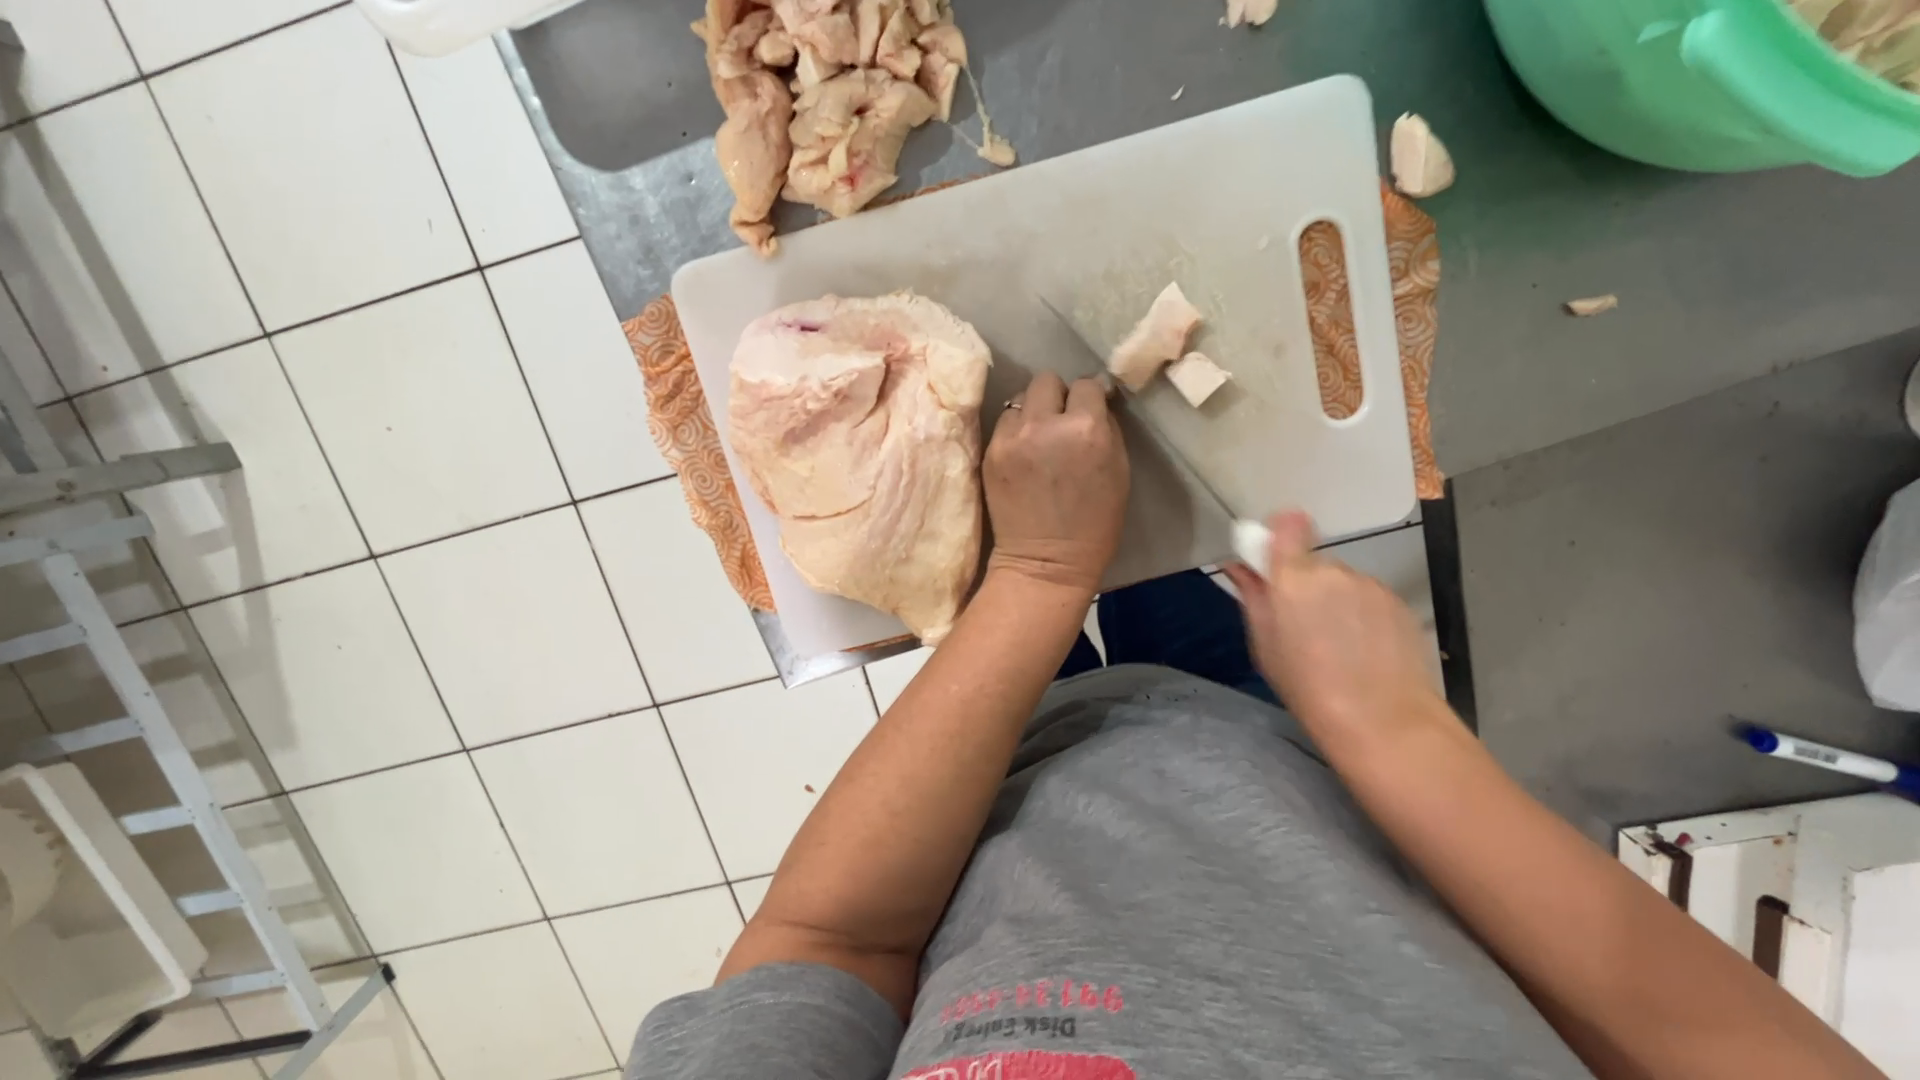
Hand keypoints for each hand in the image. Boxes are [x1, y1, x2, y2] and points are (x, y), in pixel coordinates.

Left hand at [983, 373, 1129, 592]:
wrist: (1047, 561)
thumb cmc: (1095, 523)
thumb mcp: (1119, 470)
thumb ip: (1106, 428)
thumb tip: (1097, 401)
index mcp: (1086, 428)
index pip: (1086, 385)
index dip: (1089, 399)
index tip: (1089, 413)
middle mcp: (1046, 424)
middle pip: (1047, 380)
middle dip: (1058, 397)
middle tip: (1061, 422)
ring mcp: (1012, 437)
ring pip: (1020, 398)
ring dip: (1032, 413)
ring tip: (1038, 440)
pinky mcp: (990, 452)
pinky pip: (1004, 423)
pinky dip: (1015, 433)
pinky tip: (1022, 456)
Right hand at [1224, 512, 1447, 739]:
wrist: (1382, 718)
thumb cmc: (1308, 687)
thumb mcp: (1265, 647)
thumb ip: (1253, 598)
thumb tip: (1238, 567)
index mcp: (1293, 579)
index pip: (1287, 526)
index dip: (1280, 535)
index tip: (1274, 559)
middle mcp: (1333, 571)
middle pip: (1314, 564)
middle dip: (1306, 585)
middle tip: (1304, 626)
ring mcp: (1370, 585)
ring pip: (1343, 582)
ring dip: (1336, 601)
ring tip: (1339, 646)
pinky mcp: (1398, 601)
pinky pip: (1369, 598)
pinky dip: (1363, 615)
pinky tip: (1365, 650)